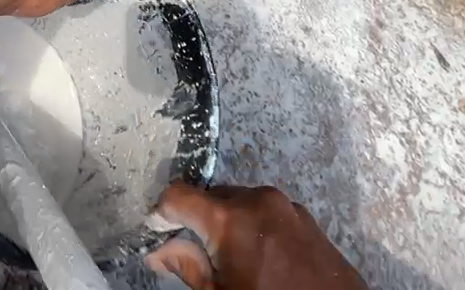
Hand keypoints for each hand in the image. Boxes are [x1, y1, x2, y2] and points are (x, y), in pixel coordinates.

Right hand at [146, 184, 366, 289]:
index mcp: (229, 217)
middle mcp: (255, 199)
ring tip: (238, 259)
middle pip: (210, 197)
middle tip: (203, 255)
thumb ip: (188, 269)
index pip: (177, 195)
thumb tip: (158, 252)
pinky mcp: (306, 217)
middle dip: (200, 221)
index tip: (160, 231)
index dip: (163, 212)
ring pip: (239, 202)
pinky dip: (256, 227)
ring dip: (229, 223)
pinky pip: (267, 212)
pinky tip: (265, 258)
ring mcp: (285, 205)